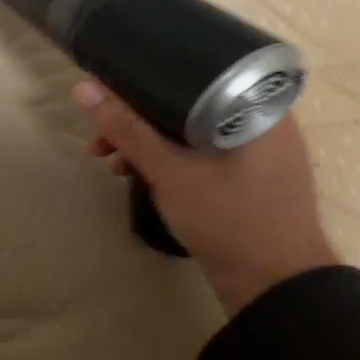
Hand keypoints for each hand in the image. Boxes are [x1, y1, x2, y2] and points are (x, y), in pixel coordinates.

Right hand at [73, 79, 339, 314]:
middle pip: (186, 103)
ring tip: (111, 163)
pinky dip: (168, 158)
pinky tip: (139, 174)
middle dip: (136, 119)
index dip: (143, 82)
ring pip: (189, 130)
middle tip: (101, 139)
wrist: (276, 286)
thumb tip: (83, 87)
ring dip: (147, 141)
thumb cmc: (229, 219)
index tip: (108, 99)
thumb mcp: (169, 172)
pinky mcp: (250, 176)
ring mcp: (259, 151)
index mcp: (256, 109)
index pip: (192, 73)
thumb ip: (127, 129)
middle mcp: (264, 122)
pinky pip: (200, 151)